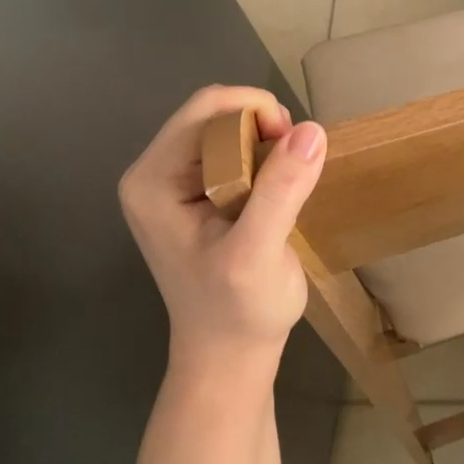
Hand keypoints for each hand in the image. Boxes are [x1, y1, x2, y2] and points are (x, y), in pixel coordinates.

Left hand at [119, 85, 326, 372]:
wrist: (231, 355)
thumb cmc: (237, 311)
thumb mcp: (258, 253)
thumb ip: (280, 191)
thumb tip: (311, 130)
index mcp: (152, 180)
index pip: (207, 108)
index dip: (255, 113)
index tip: (291, 146)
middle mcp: (156, 171)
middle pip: (217, 111)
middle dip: (263, 126)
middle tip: (295, 166)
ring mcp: (176, 180)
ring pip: (230, 124)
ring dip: (267, 141)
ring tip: (287, 182)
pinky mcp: (199, 189)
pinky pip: (236, 145)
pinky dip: (266, 154)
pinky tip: (278, 188)